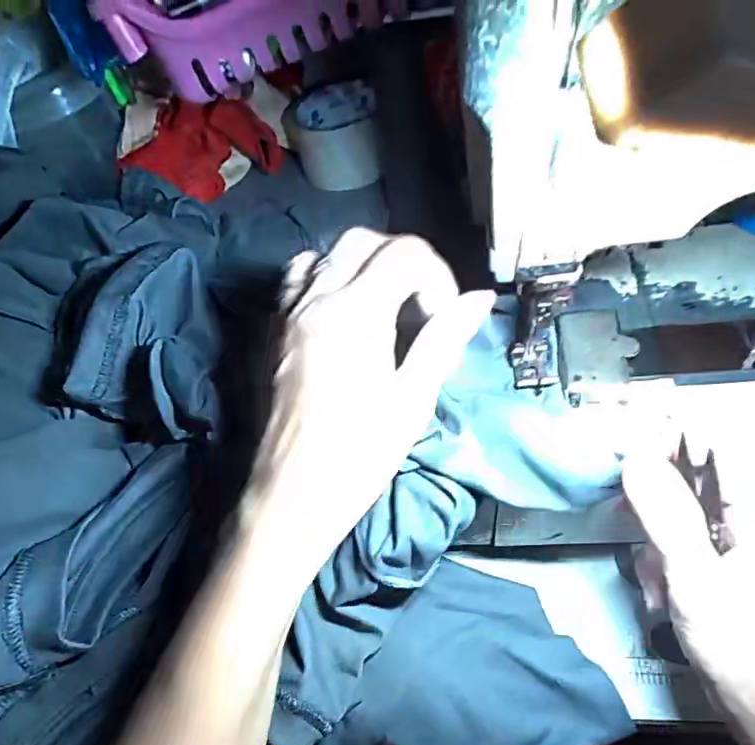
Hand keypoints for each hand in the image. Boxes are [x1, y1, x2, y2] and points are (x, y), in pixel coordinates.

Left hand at [245, 228, 495, 572]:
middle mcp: (316, 299)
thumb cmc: (360, 456)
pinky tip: (347, 316)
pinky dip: (331, 278)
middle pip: (365, 242)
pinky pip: (300, 278)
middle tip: (425, 308)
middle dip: (405, 261)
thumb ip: (444, 340)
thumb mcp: (413, 399)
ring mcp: (288, 312)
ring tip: (389, 309)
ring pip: (329, 253)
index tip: (445, 320)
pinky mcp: (274, 331)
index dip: (438, 279)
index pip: (405, 255)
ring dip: (367, 265)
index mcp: (355, 313)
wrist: (293, 492)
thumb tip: (479, 300)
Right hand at [621, 437, 754, 733]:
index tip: (628, 435)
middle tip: (628, 514)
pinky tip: (667, 594)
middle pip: (711, 478)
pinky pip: (712, 548)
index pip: (723, 443)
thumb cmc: (743, 651)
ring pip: (704, 517)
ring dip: (669, 541)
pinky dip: (684, 563)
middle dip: (664, 498)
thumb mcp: (694, 579)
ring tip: (656, 584)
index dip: (675, 431)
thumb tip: (637, 454)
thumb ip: (665, 512)